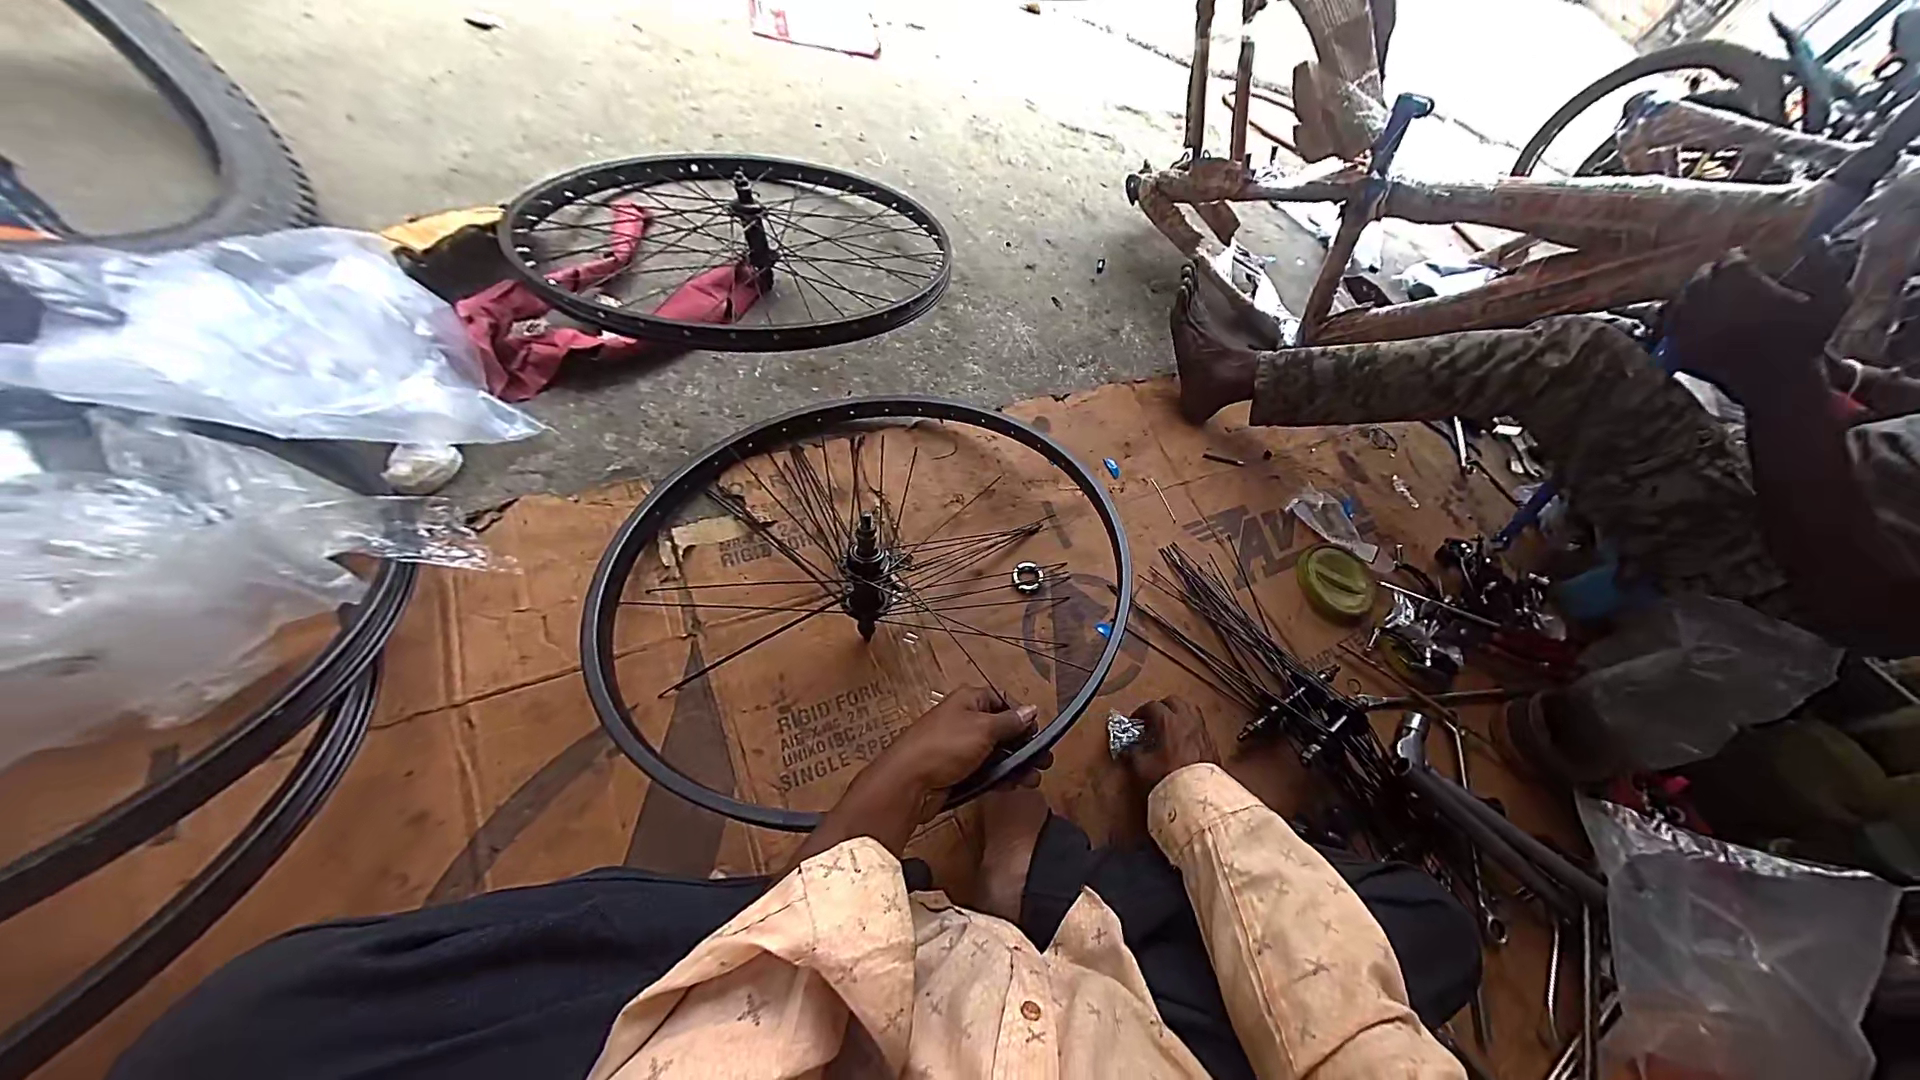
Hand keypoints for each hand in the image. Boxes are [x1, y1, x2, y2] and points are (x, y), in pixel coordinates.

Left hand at [863, 687, 1041, 798]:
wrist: (908, 782)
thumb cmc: (946, 746)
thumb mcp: (983, 728)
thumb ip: (1010, 722)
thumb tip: (1031, 710)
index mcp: (969, 700)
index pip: (1002, 700)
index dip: (1021, 715)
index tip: (1037, 732)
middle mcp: (965, 719)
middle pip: (1002, 729)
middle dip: (1024, 744)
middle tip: (1045, 761)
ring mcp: (961, 747)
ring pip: (996, 752)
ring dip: (1016, 764)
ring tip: (1034, 779)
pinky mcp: (957, 770)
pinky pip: (985, 770)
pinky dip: (1001, 776)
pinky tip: (1015, 785)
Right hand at [1121, 696, 1220, 789]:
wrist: (1199, 796)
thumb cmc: (1172, 779)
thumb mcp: (1142, 766)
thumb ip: (1132, 753)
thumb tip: (1128, 749)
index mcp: (1169, 722)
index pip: (1152, 706)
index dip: (1141, 712)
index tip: (1136, 720)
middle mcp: (1187, 721)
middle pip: (1173, 701)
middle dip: (1161, 706)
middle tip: (1152, 718)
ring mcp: (1202, 731)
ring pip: (1190, 708)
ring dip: (1178, 712)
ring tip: (1169, 723)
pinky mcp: (1212, 743)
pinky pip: (1199, 724)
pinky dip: (1189, 726)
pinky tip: (1184, 738)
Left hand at [1665, 249, 1847, 397]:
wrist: (1772, 377)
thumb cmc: (1804, 338)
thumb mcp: (1828, 299)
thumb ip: (1823, 267)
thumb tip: (1819, 240)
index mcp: (1743, 287)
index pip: (1730, 263)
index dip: (1735, 258)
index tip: (1740, 257)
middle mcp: (1708, 304)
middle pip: (1701, 279)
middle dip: (1711, 272)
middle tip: (1720, 271)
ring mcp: (1688, 325)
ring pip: (1681, 299)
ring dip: (1692, 291)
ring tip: (1704, 290)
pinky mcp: (1676, 343)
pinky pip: (1669, 322)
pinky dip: (1677, 313)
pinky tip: (1686, 312)